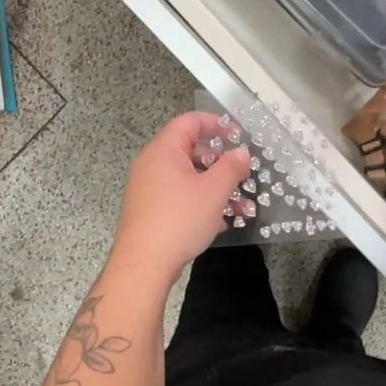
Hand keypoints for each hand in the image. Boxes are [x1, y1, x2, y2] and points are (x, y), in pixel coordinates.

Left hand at [110, 112, 252, 282]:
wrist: (144, 263)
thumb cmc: (179, 220)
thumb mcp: (213, 192)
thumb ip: (231, 168)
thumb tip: (241, 154)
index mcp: (164, 150)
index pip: (189, 122)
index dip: (215, 124)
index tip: (238, 137)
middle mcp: (151, 164)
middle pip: (189, 151)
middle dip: (219, 163)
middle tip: (240, 175)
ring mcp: (147, 188)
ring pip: (186, 178)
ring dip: (214, 188)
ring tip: (239, 206)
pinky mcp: (148, 210)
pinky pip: (178, 196)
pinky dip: (199, 202)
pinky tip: (219, 222)